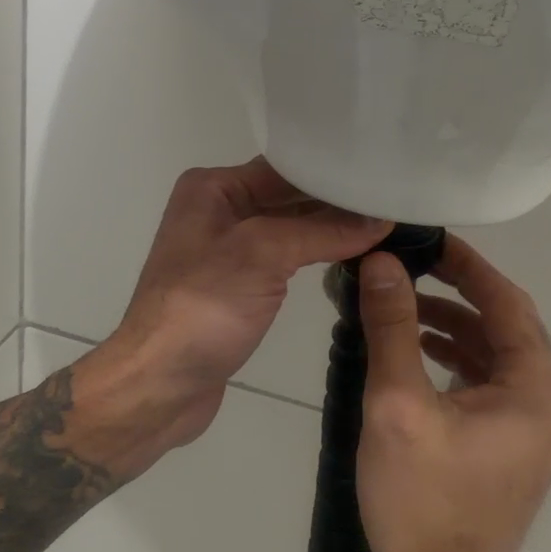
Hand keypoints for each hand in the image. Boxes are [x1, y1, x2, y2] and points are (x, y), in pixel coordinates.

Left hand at [100, 157, 391, 465]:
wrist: (159, 383)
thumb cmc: (204, 305)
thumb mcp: (264, 253)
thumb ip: (324, 231)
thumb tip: (382, 219)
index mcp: (212, 188)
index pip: (284, 168)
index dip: (331, 172)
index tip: (380, 175)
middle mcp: (216, 210)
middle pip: (287, 196)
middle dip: (334, 201)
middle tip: (390, 202)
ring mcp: (225, 251)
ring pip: (288, 229)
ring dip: (328, 230)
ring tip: (384, 226)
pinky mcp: (236, 286)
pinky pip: (283, 259)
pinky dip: (314, 255)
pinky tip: (351, 258)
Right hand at [356, 237, 550, 551]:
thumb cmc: (421, 500)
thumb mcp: (398, 405)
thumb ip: (393, 327)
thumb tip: (383, 261)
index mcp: (538, 389)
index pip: (507, 301)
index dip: (466, 263)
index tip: (425, 235)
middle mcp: (549, 403)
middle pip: (506, 323)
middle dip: (458, 289)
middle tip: (409, 263)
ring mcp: (534, 428)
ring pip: (496, 352)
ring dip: (452, 323)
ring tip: (401, 302)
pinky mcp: (512, 446)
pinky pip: (489, 381)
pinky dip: (455, 357)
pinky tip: (414, 348)